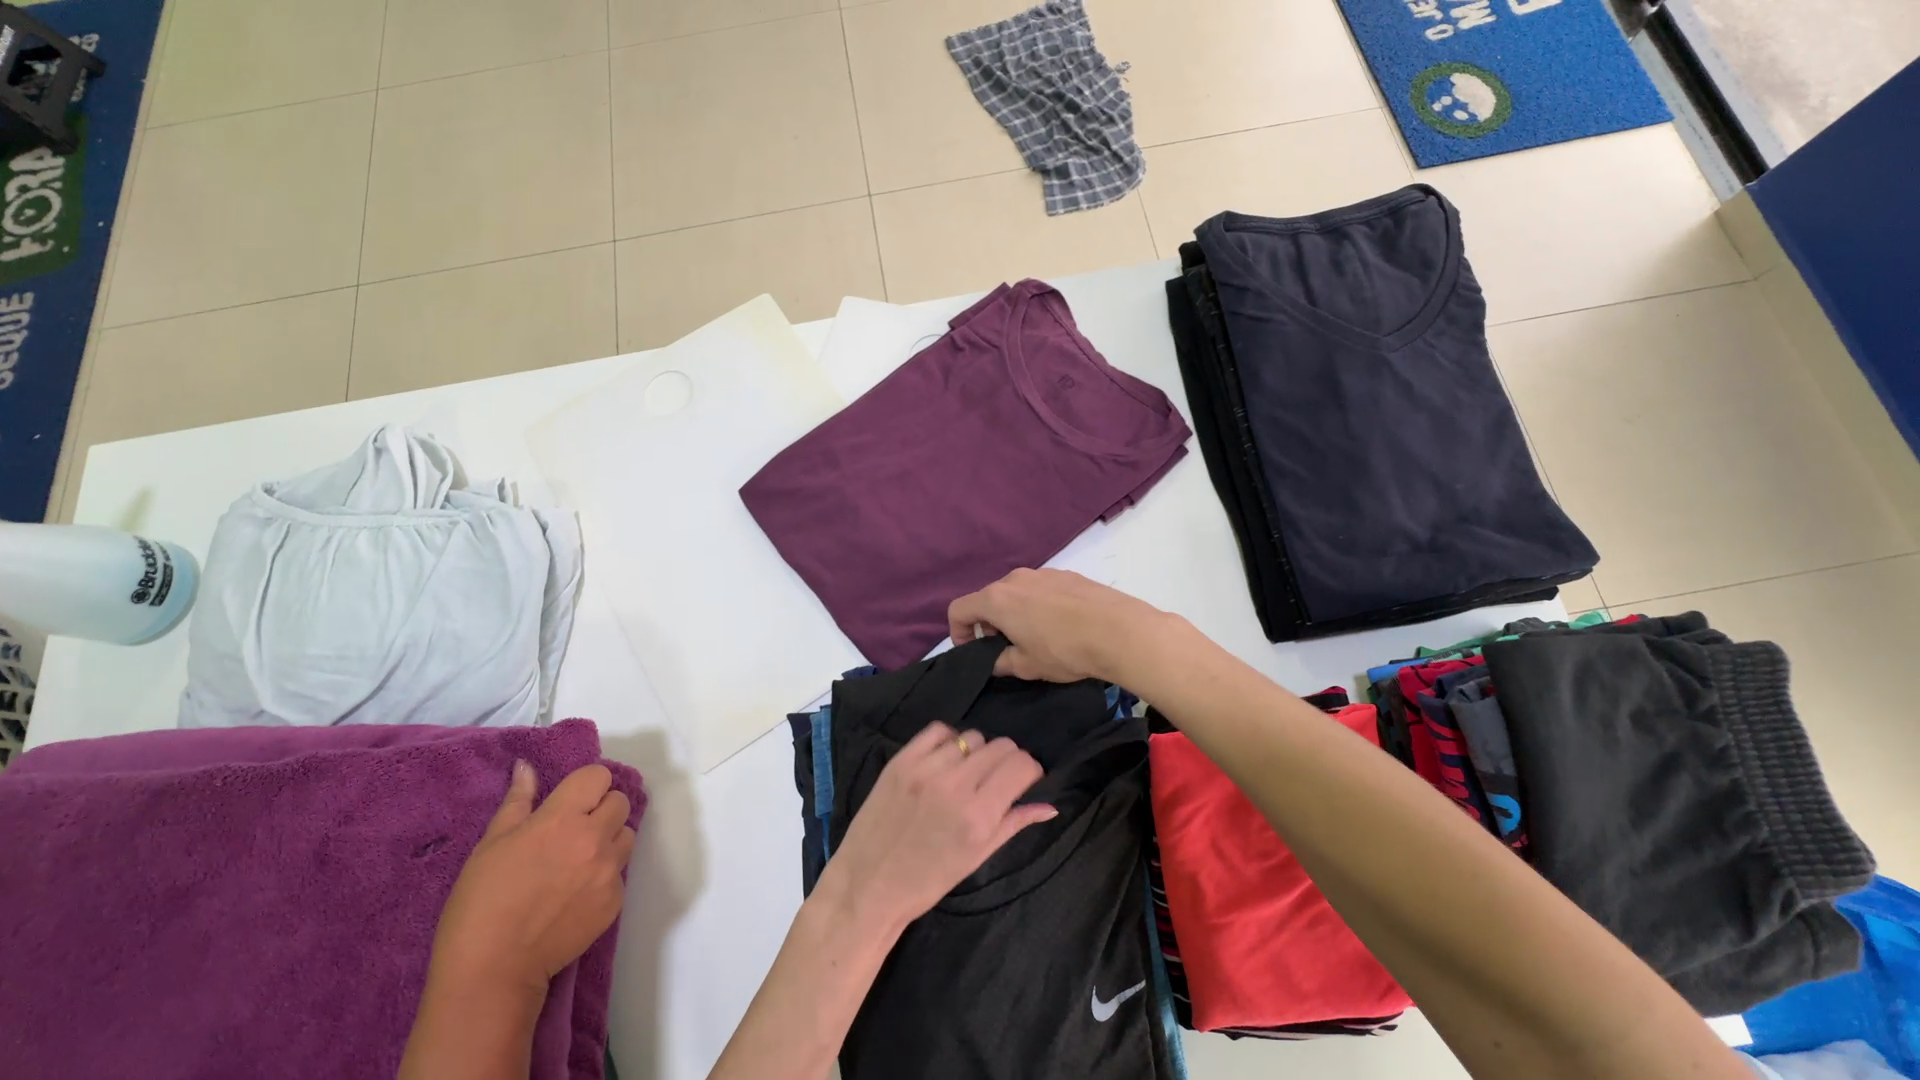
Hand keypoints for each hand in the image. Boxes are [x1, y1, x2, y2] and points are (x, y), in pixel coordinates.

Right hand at [429, 761, 637, 996]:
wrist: (493, 969)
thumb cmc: (481, 903)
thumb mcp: (490, 845)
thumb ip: (518, 801)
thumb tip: (526, 767)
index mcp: (562, 819)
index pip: (599, 777)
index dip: (586, 785)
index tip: (570, 801)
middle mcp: (594, 839)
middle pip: (620, 802)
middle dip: (601, 809)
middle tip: (574, 829)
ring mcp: (609, 871)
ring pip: (627, 836)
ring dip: (609, 839)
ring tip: (577, 860)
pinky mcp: (615, 901)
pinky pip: (620, 873)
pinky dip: (605, 876)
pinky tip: (576, 893)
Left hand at [819, 722, 1056, 929]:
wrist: (868, 885)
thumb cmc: (927, 881)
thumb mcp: (977, 857)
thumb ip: (1014, 824)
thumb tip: (1050, 806)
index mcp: (979, 816)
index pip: (1022, 765)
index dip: (1030, 772)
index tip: (1023, 783)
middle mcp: (955, 785)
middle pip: (1001, 746)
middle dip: (1007, 761)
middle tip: (995, 781)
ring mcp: (925, 769)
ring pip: (972, 737)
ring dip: (977, 753)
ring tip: (966, 775)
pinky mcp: (901, 761)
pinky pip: (939, 731)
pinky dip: (948, 742)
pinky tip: (944, 762)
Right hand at [948, 568, 1177, 682]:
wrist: (1120, 631)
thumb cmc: (1064, 651)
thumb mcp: (1027, 665)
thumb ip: (1001, 662)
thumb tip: (994, 660)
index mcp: (997, 599)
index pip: (959, 609)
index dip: (958, 631)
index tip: (973, 650)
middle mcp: (1015, 579)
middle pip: (988, 598)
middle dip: (988, 623)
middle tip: (1005, 647)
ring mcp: (1043, 573)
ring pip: (1016, 592)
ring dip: (1014, 613)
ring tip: (1035, 637)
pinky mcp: (1067, 574)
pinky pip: (1041, 589)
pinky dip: (1038, 605)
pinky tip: (1060, 626)